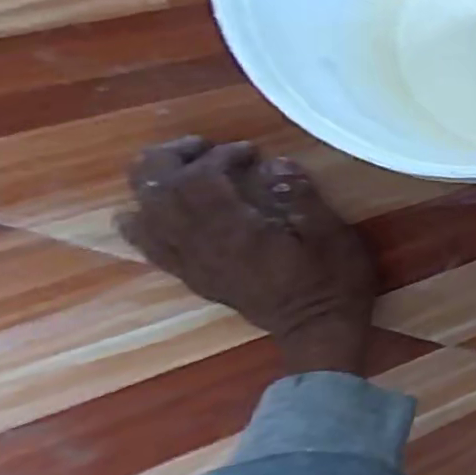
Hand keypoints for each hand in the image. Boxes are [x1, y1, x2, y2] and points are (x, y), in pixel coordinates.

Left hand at [117, 136, 376, 375]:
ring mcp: (193, 264)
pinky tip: (144, 212)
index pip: (200, 180)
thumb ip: (302, 197)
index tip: (251, 151)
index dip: (218, 155)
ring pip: (146, 216)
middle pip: (158, 193)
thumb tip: (277, 164)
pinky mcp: (195, 276)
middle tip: (202, 145)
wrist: (318, 329)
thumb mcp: (332, 234)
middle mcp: (202, 246)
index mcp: (236, 232)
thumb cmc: (333, 280)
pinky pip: (150, 246)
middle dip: (171, 160)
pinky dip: (141, 221)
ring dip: (152, 184)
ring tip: (178, 168)